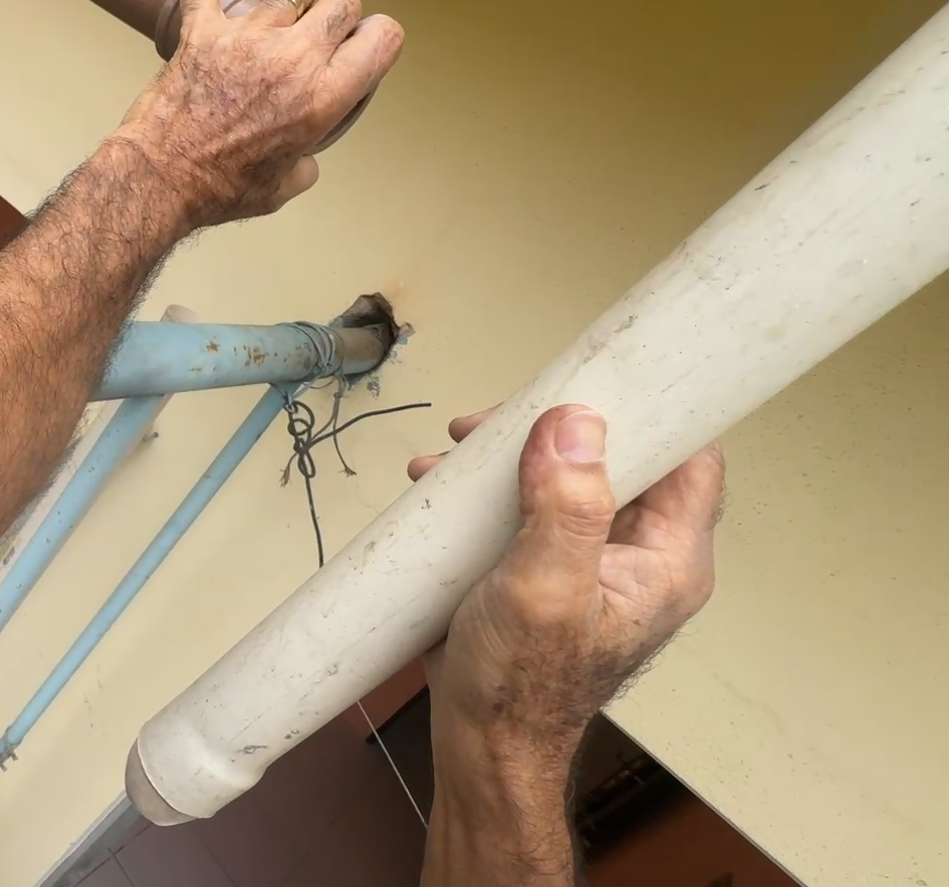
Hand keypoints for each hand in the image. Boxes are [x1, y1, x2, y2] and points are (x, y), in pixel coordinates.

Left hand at [115, 0, 402, 226]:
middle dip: (337, 16)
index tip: (359, 49)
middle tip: (319, 35)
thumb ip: (304, 165)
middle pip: (341, 2)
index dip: (376, 40)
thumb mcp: (280, 190)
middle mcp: (292, 58)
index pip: (382, 37)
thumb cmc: (216, 191)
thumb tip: (303, 157)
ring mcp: (247, 39)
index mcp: (323, 96)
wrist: (159, 180)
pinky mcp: (202, 34)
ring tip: (281, 10)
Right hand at [410, 405, 723, 764]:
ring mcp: (580, 558)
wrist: (479, 732)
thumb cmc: (519, 679)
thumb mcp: (543, 588)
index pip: (684, 458)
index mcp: (663, 560)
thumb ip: (566, 508)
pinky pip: (517, 504)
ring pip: (554, 477)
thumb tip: (574, 424)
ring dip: (498, 460)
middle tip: (483, 430)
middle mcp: (629, 552)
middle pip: (607, 458)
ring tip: (443, 463)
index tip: (574, 387)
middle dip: (541, 433)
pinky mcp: (534, 563)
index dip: (640, 414)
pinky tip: (437, 490)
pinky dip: (478, 488)